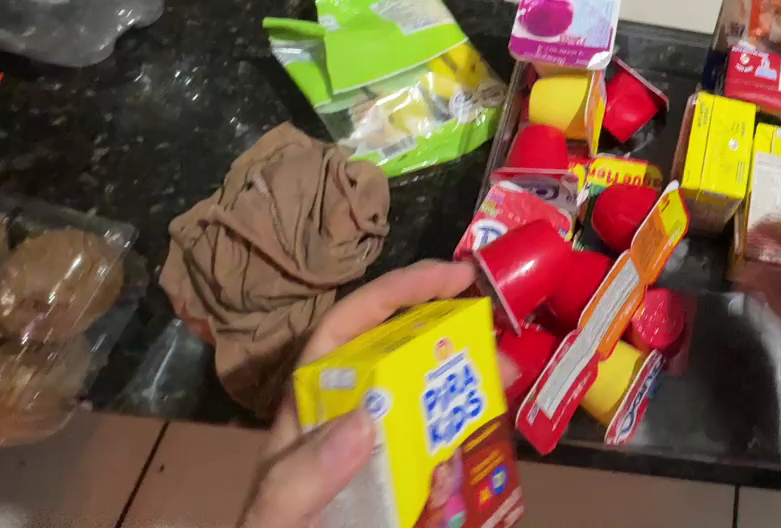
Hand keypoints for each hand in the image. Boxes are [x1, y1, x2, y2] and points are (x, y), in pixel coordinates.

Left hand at [241, 260, 476, 527]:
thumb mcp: (272, 519)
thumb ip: (302, 478)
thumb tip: (364, 421)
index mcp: (314, 403)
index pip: (351, 324)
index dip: (399, 290)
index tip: (452, 276)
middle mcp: (353, 410)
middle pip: (403, 346)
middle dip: (452, 327)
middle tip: (496, 321)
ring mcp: (385, 440)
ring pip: (434, 387)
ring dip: (472, 374)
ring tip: (507, 374)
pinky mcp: (412, 473)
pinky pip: (451, 436)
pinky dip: (476, 427)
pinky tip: (495, 426)